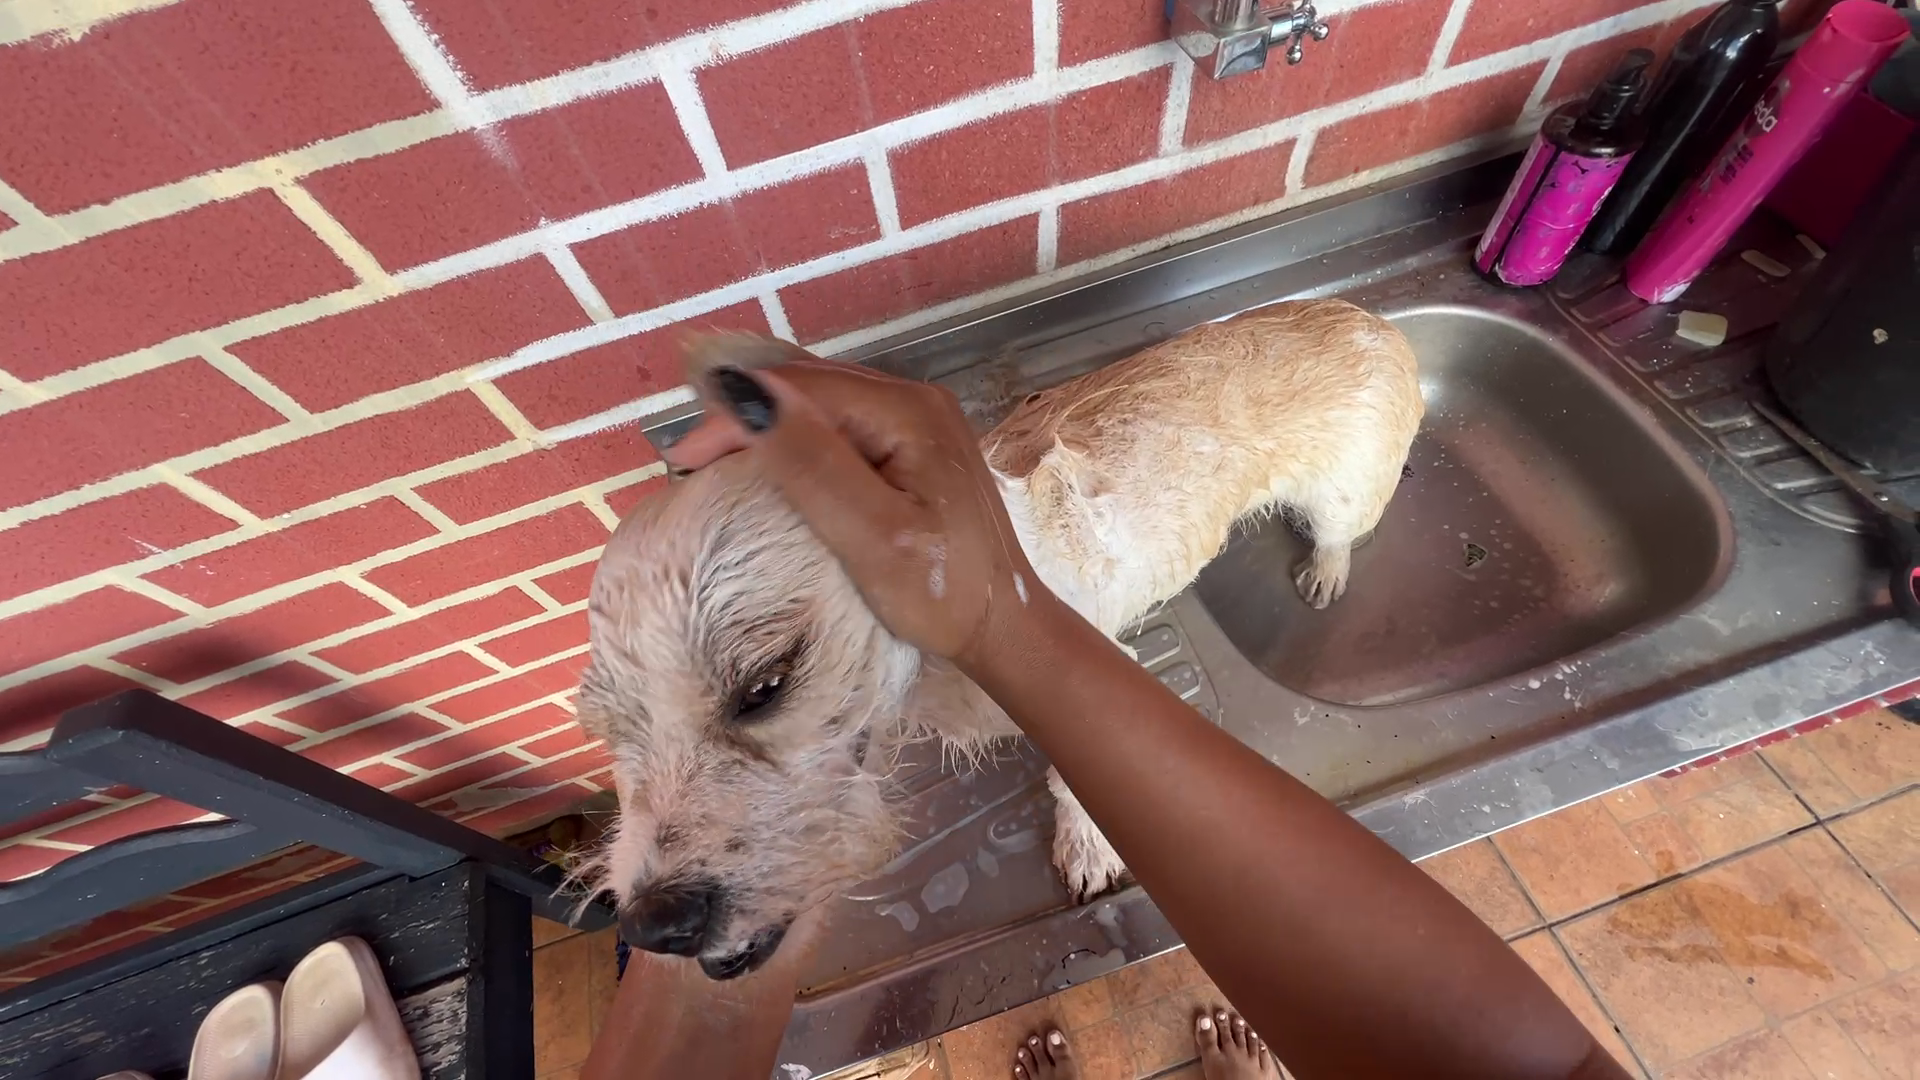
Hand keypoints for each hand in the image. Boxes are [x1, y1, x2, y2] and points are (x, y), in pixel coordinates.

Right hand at [663, 350, 1048, 674]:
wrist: (1003, 625)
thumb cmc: (941, 594)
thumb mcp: (872, 535)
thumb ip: (813, 464)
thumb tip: (745, 391)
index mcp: (909, 412)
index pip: (801, 391)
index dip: (736, 415)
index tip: (683, 461)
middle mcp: (917, 401)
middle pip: (813, 389)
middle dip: (748, 415)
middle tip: (693, 462)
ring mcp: (922, 423)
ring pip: (827, 405)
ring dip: (773, 425)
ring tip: (722, 460)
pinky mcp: (919, 449)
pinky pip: (848, 428)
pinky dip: (805, 440)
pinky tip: (780, 461)